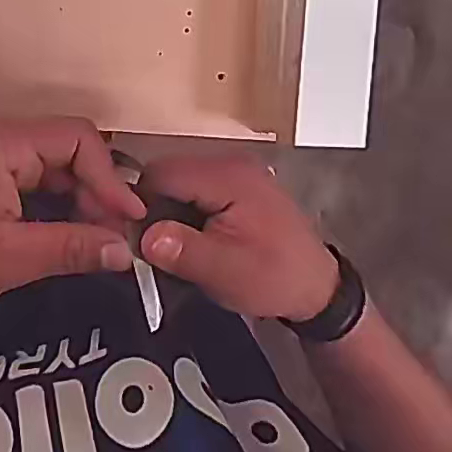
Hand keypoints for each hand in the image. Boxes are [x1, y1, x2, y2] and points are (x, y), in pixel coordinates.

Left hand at [0, 119, 146, 309]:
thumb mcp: (12, 257)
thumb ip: (73, 248)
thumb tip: (126, 252)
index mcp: (4, 143)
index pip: (78, 139)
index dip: (109, 176)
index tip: (129, 217)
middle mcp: (1, 140)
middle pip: (70, 148)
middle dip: (97, 188)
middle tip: (115, 232)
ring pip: (56, 165)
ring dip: (81, 197)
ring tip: (98, 236)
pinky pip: (38, 180)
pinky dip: (60, 203)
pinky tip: (70, 231)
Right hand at [138, 155, 339, 321]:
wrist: (317, 287)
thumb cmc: (276, 279)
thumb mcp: (226, 272)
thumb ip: (183, 251)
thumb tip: (144, 237)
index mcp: (228, 177)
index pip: (162, 174)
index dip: (139, 203)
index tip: (134, 235)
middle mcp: (230, 163)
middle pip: (167, 173)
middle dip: (152, 207)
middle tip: (150, 245)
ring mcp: (234, 171)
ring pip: (178, 181)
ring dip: (168, 210)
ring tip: (171, 244)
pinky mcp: (235, 184)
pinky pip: (194, 188)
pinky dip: (184, 210)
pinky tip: (189, 237)